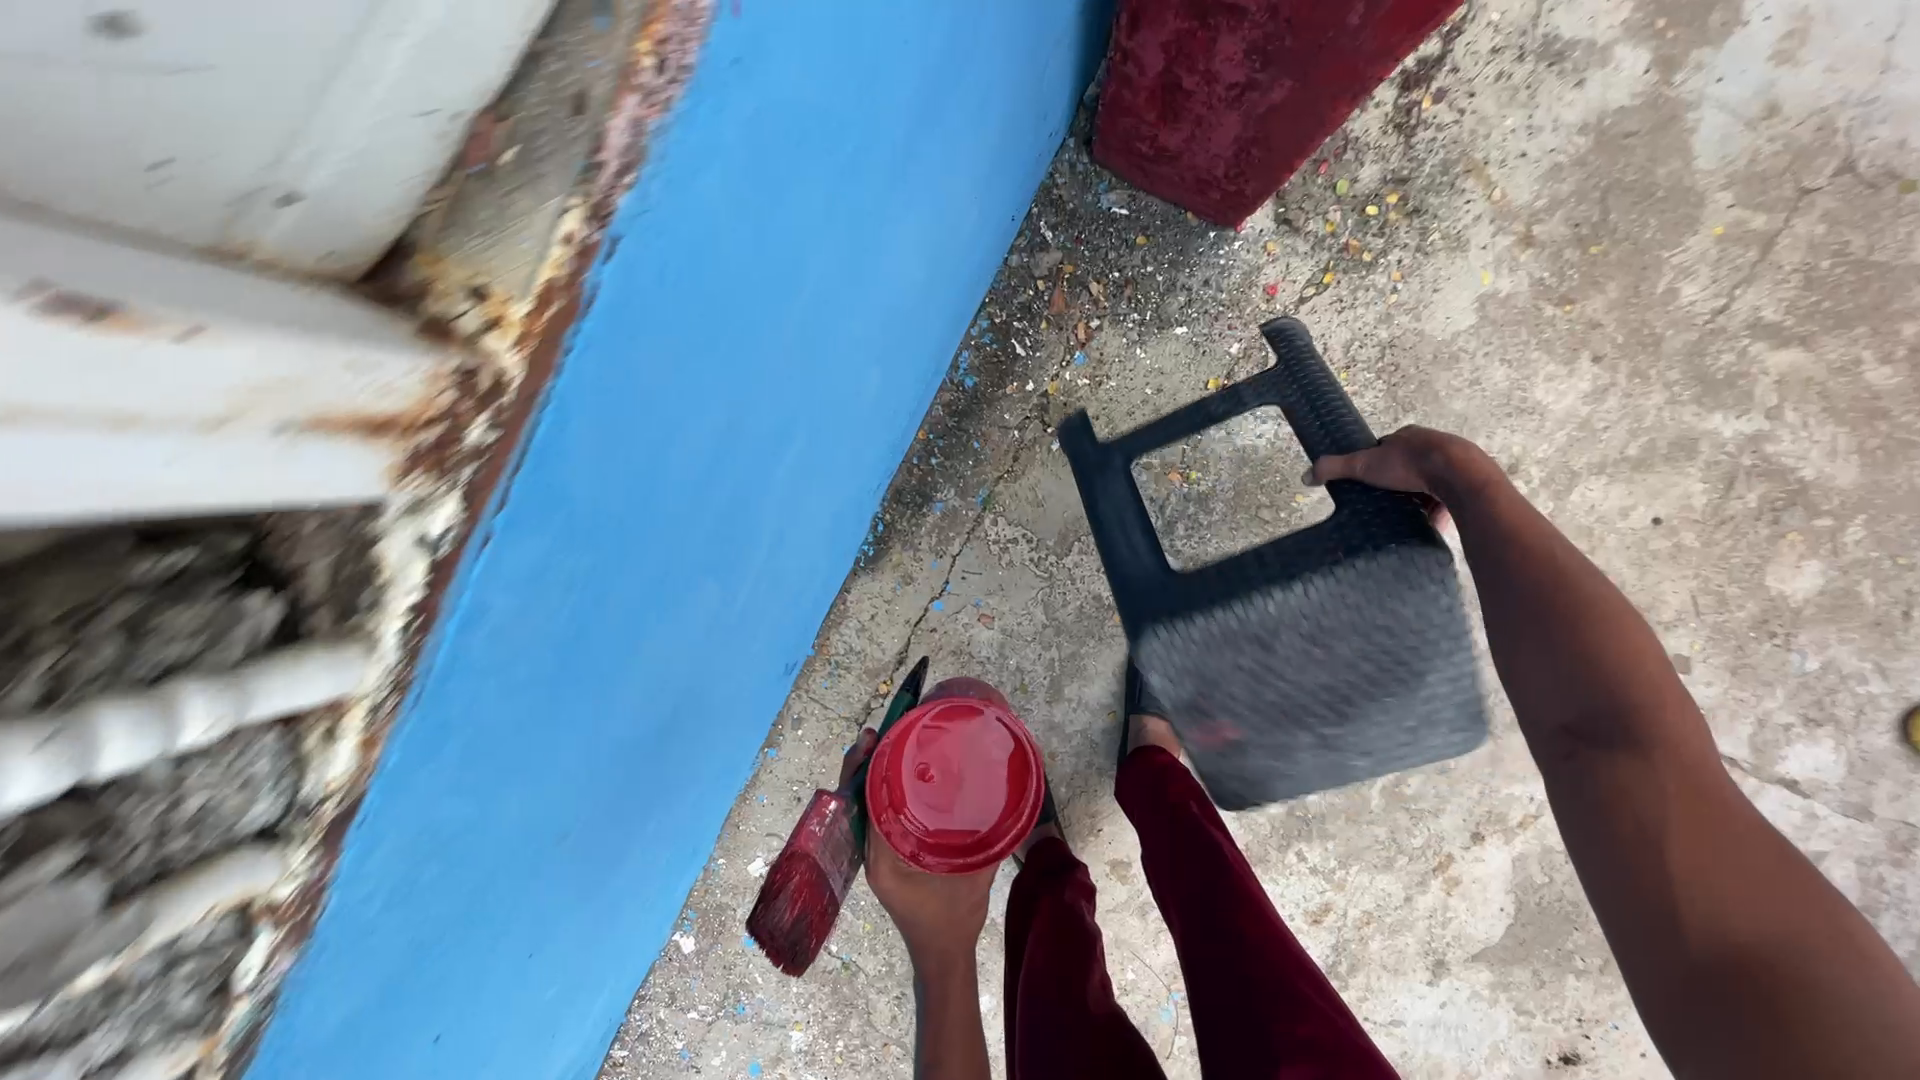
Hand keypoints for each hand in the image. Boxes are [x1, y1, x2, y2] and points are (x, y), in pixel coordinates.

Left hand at [837, 729, 993, 966]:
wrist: (944, 955)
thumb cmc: (955, 919)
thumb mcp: (974, 876)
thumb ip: (984, 838)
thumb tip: (999, 794)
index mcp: (882, 859)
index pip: (863, 804)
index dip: (865, 769)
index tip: (873, 740)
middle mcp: (872, 854)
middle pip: (855, 800)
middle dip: (862, 765)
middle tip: (874, 734)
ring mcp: (876, 855)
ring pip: (863, 807)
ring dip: (869, 776)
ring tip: (881, 744)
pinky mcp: (886, 855)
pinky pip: (876, 817)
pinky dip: (881, 792)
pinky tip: (897, 774)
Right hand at [1306, 425, 1499, 527]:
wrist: (1458, 473)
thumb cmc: (1409, 464)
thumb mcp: (1363, 465)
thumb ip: (1335, 468)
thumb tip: (1305, 476)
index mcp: (1407, 436)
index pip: (1387, 448)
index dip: (1377, 464)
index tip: (1371, 482)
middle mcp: (1432, 443)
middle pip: (1410, 464)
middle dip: (1400, 482)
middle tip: (1388, 501)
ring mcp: (1453, 460)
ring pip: (1431, 480)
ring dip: (1421, 495)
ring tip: (1408, 513)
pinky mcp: (1468, 478)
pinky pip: (1450, 495)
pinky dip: (1439, 508)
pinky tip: (1432, 521)